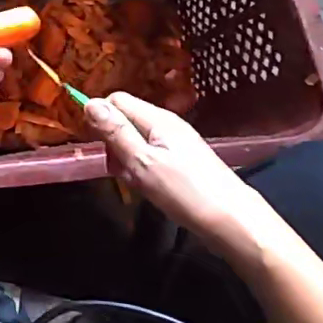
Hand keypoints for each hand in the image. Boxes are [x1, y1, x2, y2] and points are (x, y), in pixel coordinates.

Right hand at [84, 91, 301, 271]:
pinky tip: (149, 187)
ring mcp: (177, 141)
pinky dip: (142, 168)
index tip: (100, 147)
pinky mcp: (183, 159)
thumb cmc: (184, 192)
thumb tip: (89, 102)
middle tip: (119, 170)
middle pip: (125, 118)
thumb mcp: (141, 162)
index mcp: (157, 118)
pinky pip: (150, 153)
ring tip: (135, 183)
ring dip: (126, 158)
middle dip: (113, 142)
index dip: (101, 118)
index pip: (116, 100)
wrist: (233, 222)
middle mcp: (167, 123)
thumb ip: (115, 132)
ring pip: (136, 138)